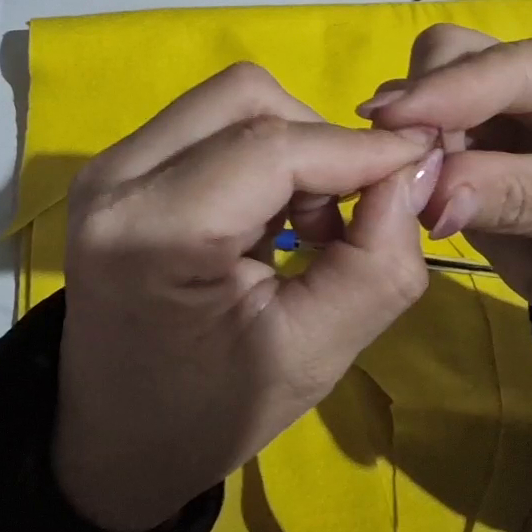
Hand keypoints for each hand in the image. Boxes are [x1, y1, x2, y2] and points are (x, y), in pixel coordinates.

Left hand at [55, 63, 442, 531]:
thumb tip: (414, 169)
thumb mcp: (310, 357)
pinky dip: (261, 149)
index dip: (356, 149)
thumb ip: (376, 264)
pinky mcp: (120, 163)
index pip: (270, 148)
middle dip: (317, 141)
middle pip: (245, 97)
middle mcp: (116, 177)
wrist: (112, 434)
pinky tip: (269, 212)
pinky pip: (210, 119)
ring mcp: (110, 163)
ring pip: (230, 99)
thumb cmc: (207, 411)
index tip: (421, 163)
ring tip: (304, 221)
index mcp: (151, 233)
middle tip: (338, 217)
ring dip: (290, 143)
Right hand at [359, 25, 531, 352]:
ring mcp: (493, 106)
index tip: (387, 119)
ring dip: (406, 135)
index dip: (445, 90)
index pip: (502, 64)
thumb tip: (431, 192)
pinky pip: (413, 135)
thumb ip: (512, 196)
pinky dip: (402, 158)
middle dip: (422, 106)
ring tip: (410, 185)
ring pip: (421, 91)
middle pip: (448, 57)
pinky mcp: (463, 142)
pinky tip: (407, 190)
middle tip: (403, 164)